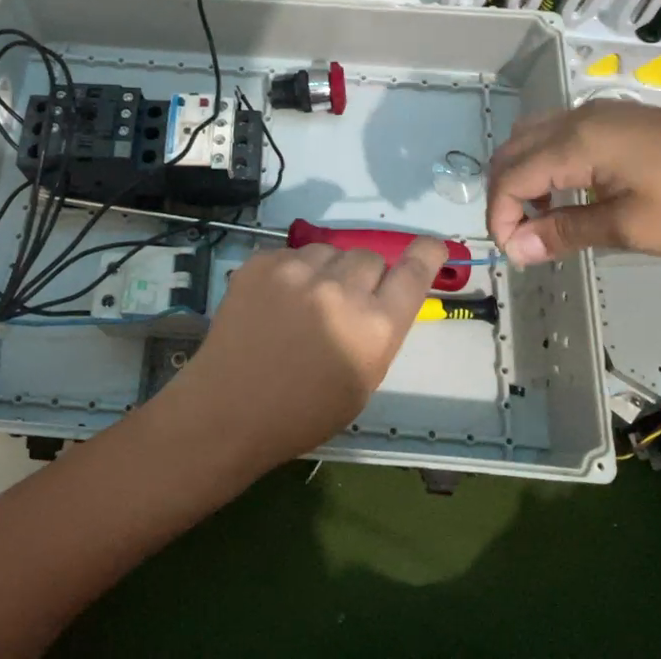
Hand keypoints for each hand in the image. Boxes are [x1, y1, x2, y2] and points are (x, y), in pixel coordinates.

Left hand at [165, 240, 447, 466]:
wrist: (228, 409)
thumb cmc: (302, 412)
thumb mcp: (362, 381)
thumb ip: (379, 332)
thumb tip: (382, 297)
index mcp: (376, 327)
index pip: (414, 272)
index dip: (426, 255)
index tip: (432, 246)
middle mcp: (342, 290)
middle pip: (370, 256)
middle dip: (364, 276)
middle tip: (344, 303)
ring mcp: (298, 271)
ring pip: (329, 251)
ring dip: (327, 270)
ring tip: (305, 303)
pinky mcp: (262, 263)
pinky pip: (291, 254)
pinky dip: (291, 272)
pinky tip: (276, 302)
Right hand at [487, 100, 660, 263]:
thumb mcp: (632, 228)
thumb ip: (566, 232)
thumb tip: (517, 249)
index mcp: (578, 141)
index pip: (511, 176)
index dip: (501, 217)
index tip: (516, 256)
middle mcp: (580, 117)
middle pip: (513, 151)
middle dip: (505, 196)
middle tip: (522, 240)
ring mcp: (601, 113)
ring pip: (532, 138)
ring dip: (524, 177)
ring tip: (544, 219)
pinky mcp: (620, 118)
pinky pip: (560, 134)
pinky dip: (547, 164)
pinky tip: (571, 195)